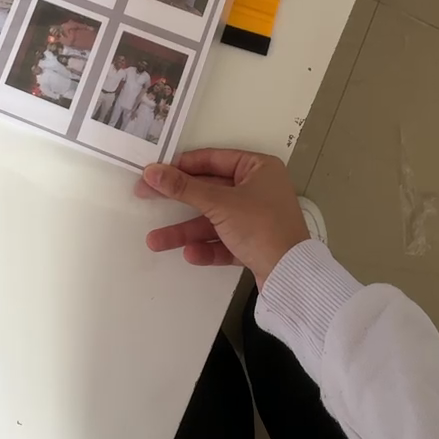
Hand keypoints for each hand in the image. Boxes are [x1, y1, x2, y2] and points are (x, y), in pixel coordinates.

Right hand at [137, 149, 308, 287]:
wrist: (294, 278)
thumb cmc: (261, 227)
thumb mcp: (219, 204)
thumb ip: (183, 188)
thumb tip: (151, 171)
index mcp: (257, 168)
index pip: (212, 160)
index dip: (181, 166)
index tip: (155, 172)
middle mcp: (258, 189)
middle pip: (209, 191)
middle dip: (178, 202)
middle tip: (144, 199)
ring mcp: (257, 218)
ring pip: (214, 220)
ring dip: (186, 230)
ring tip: (155, 241)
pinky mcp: (256, 244)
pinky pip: (225, 240)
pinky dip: (208, 247)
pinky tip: (191, 255)